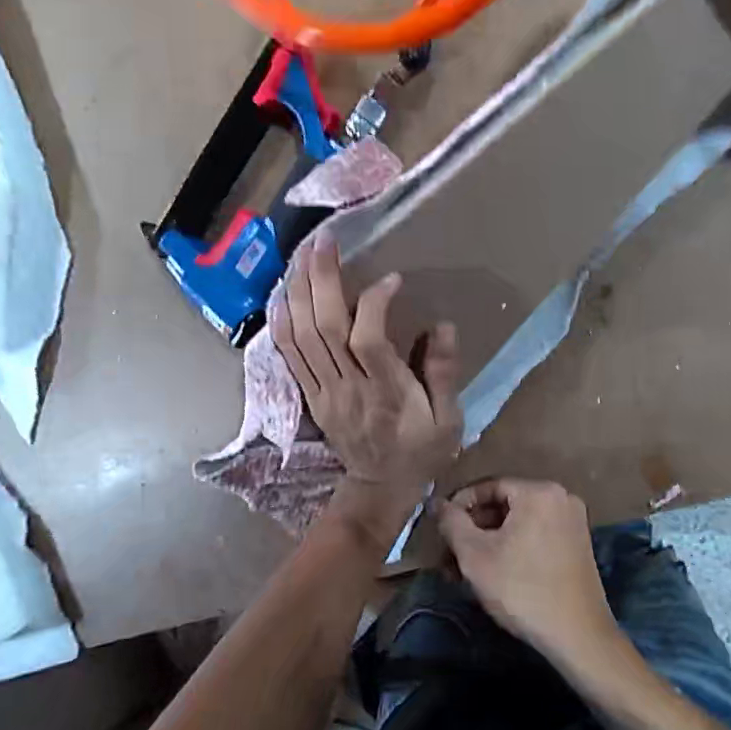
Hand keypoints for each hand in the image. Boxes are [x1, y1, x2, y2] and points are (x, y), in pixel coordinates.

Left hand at [272, 234, 461, 516]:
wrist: (379, 489)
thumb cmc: (421, 452)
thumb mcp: (449, 420)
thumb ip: (444, 373)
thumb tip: (442, 324)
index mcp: (387, 393)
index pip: (368, 340)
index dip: (374, 303)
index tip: (391, 279)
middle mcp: (348, 388)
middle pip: (324, 328)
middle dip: (321, 280)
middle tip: (323, 241)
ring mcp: (323, 392)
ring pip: (301, 336)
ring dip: (298, 292)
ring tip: (301, 255)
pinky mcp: (310, 396)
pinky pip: (288, 356)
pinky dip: (281, 322)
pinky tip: (282, 293)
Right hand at [438, 478, 619, 661]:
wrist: (576, 635)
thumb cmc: (521, 589)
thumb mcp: (474, 555)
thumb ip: (451, 522)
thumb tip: (437, 503)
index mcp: (539, 491)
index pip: (489, 486)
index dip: (460, 505)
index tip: (442, 528)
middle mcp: (561, 498)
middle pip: (505, 504)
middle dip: (474, 528)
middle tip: (450, 553)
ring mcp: (573, 521)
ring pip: (519, 522)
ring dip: (490, 540)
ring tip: (465, 568)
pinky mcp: (577, 544)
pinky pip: (536, 534)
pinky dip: (513, 547)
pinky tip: (494, 572)